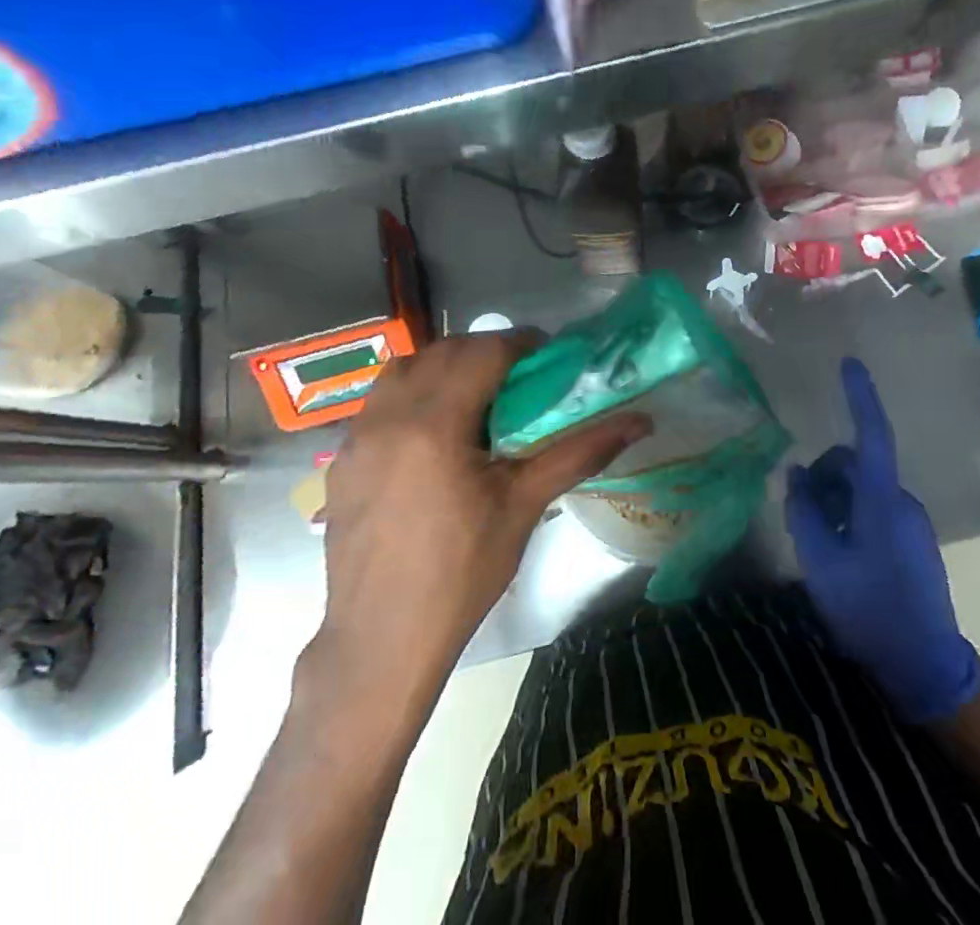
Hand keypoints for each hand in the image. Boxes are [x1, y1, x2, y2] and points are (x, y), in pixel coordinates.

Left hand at [316, 333, 650, 679]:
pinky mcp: (340, 461)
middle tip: (520, 377)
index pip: (481, 353)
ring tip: (474, 400)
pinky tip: (432, 437)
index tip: (548, 354)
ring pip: (400, 371)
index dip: (520, 343)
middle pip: (440, 353)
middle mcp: (387, 417)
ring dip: (442, 368)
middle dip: (483, 351)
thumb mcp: (524, 507)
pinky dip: (411, 397)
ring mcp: (355, 438)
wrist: (383, 636)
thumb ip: (579, 453)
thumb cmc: (462, 573)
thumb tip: (639, 422)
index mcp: (434, 424)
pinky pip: (377, 405)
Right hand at [784, 357, 979, 723]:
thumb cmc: (868, 610)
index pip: (872, 436)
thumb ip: (804, 512)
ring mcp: (910, 523)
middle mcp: (901, 503)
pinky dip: (847, 517)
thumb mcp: (821, 562)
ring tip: (815, 543)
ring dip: (832, 501)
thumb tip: (795, 474)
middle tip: (798, 514)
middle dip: (823, 476)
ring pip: (861, 490)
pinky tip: (835, 554)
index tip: (849, 364)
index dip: (860, 398)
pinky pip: (873, 511)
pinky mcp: (911, 541)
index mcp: (882, 501)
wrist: (923, 663)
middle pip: (855, 465)